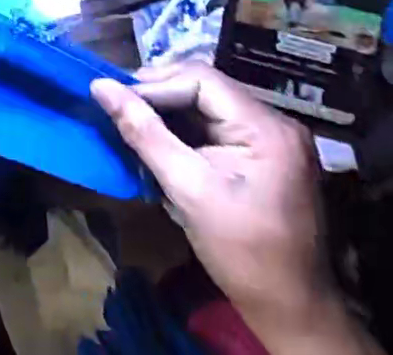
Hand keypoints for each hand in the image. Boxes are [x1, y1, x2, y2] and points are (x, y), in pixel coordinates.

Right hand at [92, 64, 354, 345]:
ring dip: (169, 110)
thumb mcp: (186, 188)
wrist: (292, 312)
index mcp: (266, 128)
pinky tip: (160, 140)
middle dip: (159, 94)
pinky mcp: (265, 154)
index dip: (154, 84)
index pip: (201, 80)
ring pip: (208, 103)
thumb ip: (143, 132)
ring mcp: (273, 138)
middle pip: (205, 86)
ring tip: (133, 121)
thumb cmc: (242, 253)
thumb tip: (100, 86)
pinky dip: (185, 128)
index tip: (116, 98)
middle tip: (119, 106)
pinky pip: (217, 124)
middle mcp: (275, 122)